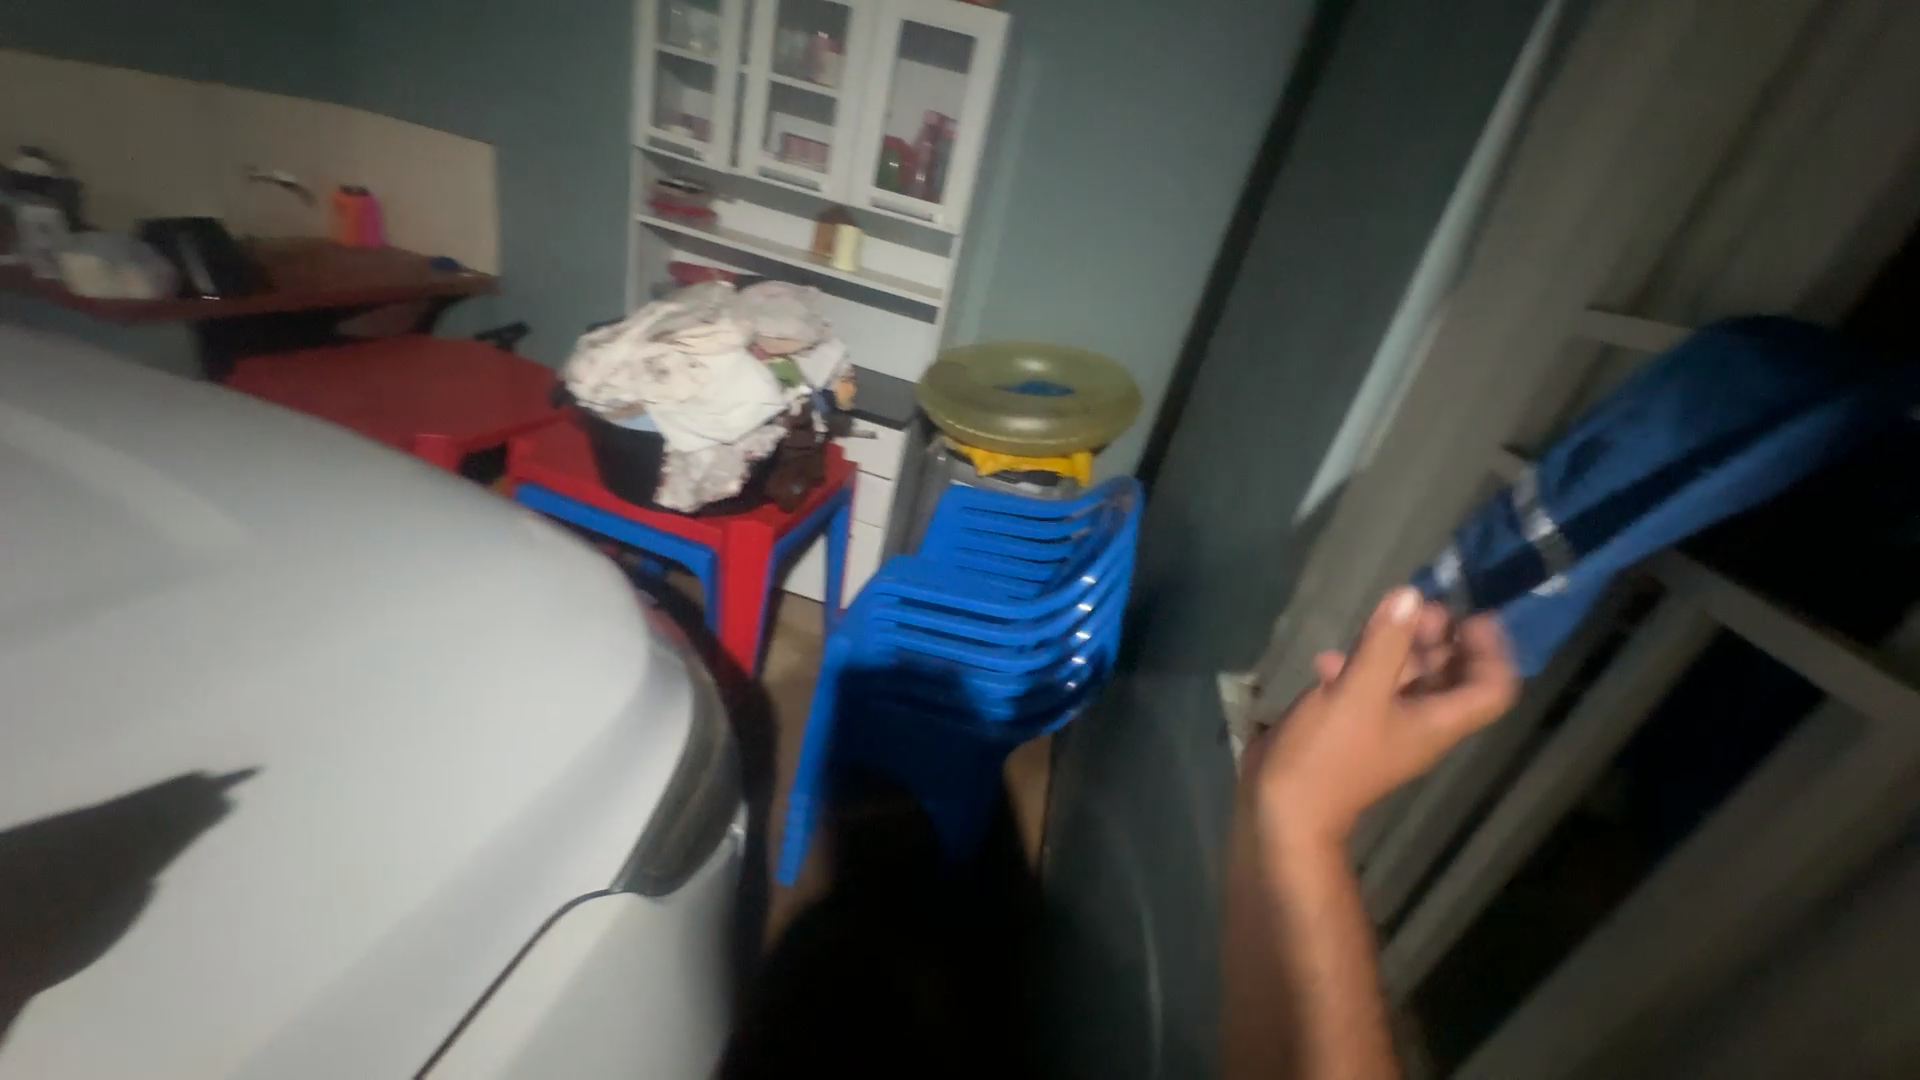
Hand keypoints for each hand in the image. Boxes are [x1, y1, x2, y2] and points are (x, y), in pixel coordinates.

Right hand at [1242, 587, 1519, 847]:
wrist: (1284, 807)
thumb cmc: (1329, 753)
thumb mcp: (1357, 693)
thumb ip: (1384, 644)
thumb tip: (1411, 596)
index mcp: (1436, 721)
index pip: (1490, 688)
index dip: (1492, 651)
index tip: (1473, 615)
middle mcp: (1418, 724)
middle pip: (1448, 679)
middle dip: (1441, 640)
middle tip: (1421, 605)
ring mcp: (1382, 726)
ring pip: (1406, 681)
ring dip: (1400, 648)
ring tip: (1380, 617)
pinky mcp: (1348, 726)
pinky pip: (1366, 689)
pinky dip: (1357, 666)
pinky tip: (1328, 656)